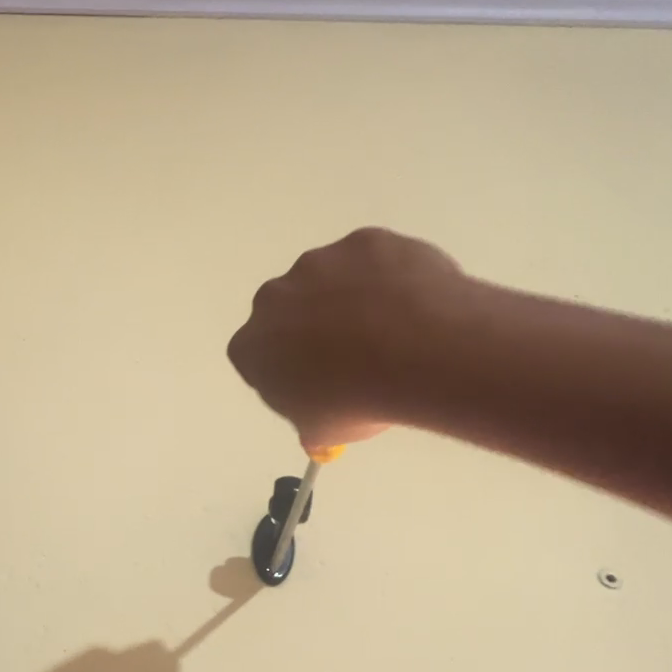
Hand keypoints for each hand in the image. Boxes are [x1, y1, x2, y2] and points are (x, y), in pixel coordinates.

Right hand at [227, 228, 466, 448]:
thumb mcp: (323, 430)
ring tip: (396, 330)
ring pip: (332, 280)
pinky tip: (417, 304)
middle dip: (316, 327)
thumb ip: (310, 421)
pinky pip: (374, 261)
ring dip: (353, 298)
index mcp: (252, 344)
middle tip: (358, 356)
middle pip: (289, 310)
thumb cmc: (356, 400)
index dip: (290, 368)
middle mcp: (273, 297)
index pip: (258, 355)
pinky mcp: (364, 240)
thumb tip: (319, 427)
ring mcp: (319, 263)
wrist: (418, 352)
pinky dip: (390, 277)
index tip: (319, 383)